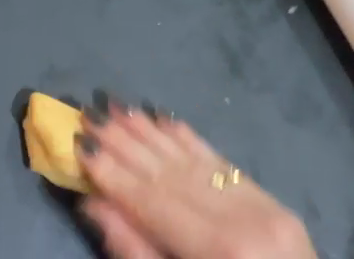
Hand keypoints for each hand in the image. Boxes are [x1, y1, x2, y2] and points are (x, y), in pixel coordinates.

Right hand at [78, 96, 314, 258]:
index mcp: (219, 250)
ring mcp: (264, 208)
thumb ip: (136, 252)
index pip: (152, 199)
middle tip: (90, 112)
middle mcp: (243, 218)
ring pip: (194, 160)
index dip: (113, 172)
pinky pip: (223, 164)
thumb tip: (93, 203)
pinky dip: (189, 140)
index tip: (78, 143)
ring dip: (152, 132)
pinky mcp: (275, 205)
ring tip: (119, 108)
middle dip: (126, 143)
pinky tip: (164, 119)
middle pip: (171, 173)